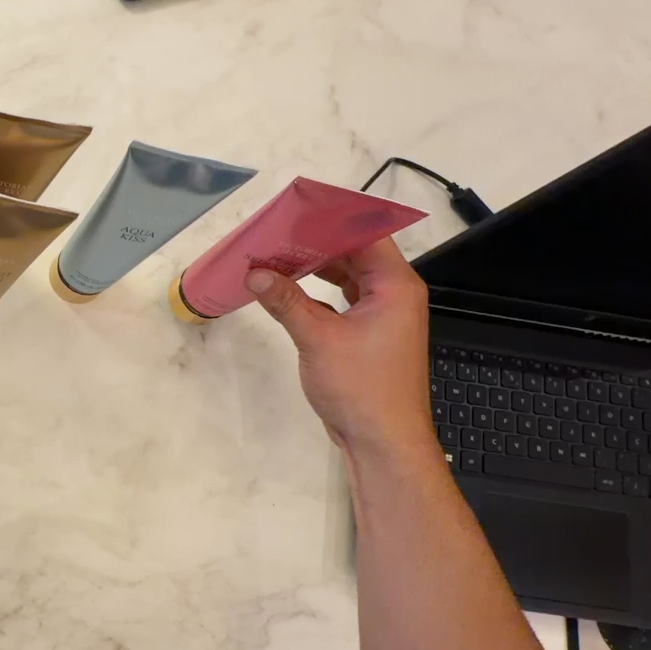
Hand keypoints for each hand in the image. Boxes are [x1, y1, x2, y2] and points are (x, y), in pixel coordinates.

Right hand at [243, 238, 435, 460]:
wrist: (382, 438)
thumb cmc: (360, 385)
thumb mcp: (317, 338)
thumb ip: (286, 302)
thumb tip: (255, 273)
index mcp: (395, 286)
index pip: (366, 235)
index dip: (332, 221)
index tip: (297, 211)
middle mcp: (394, 294)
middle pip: (357, 253)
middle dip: (317, 243)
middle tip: (277, 234)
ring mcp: (382, 316)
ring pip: (348, 277)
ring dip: (315, 268)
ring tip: (277, 257)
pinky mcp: (368, 335)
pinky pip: (342, 300)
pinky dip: (317, 292)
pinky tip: (289, 290)